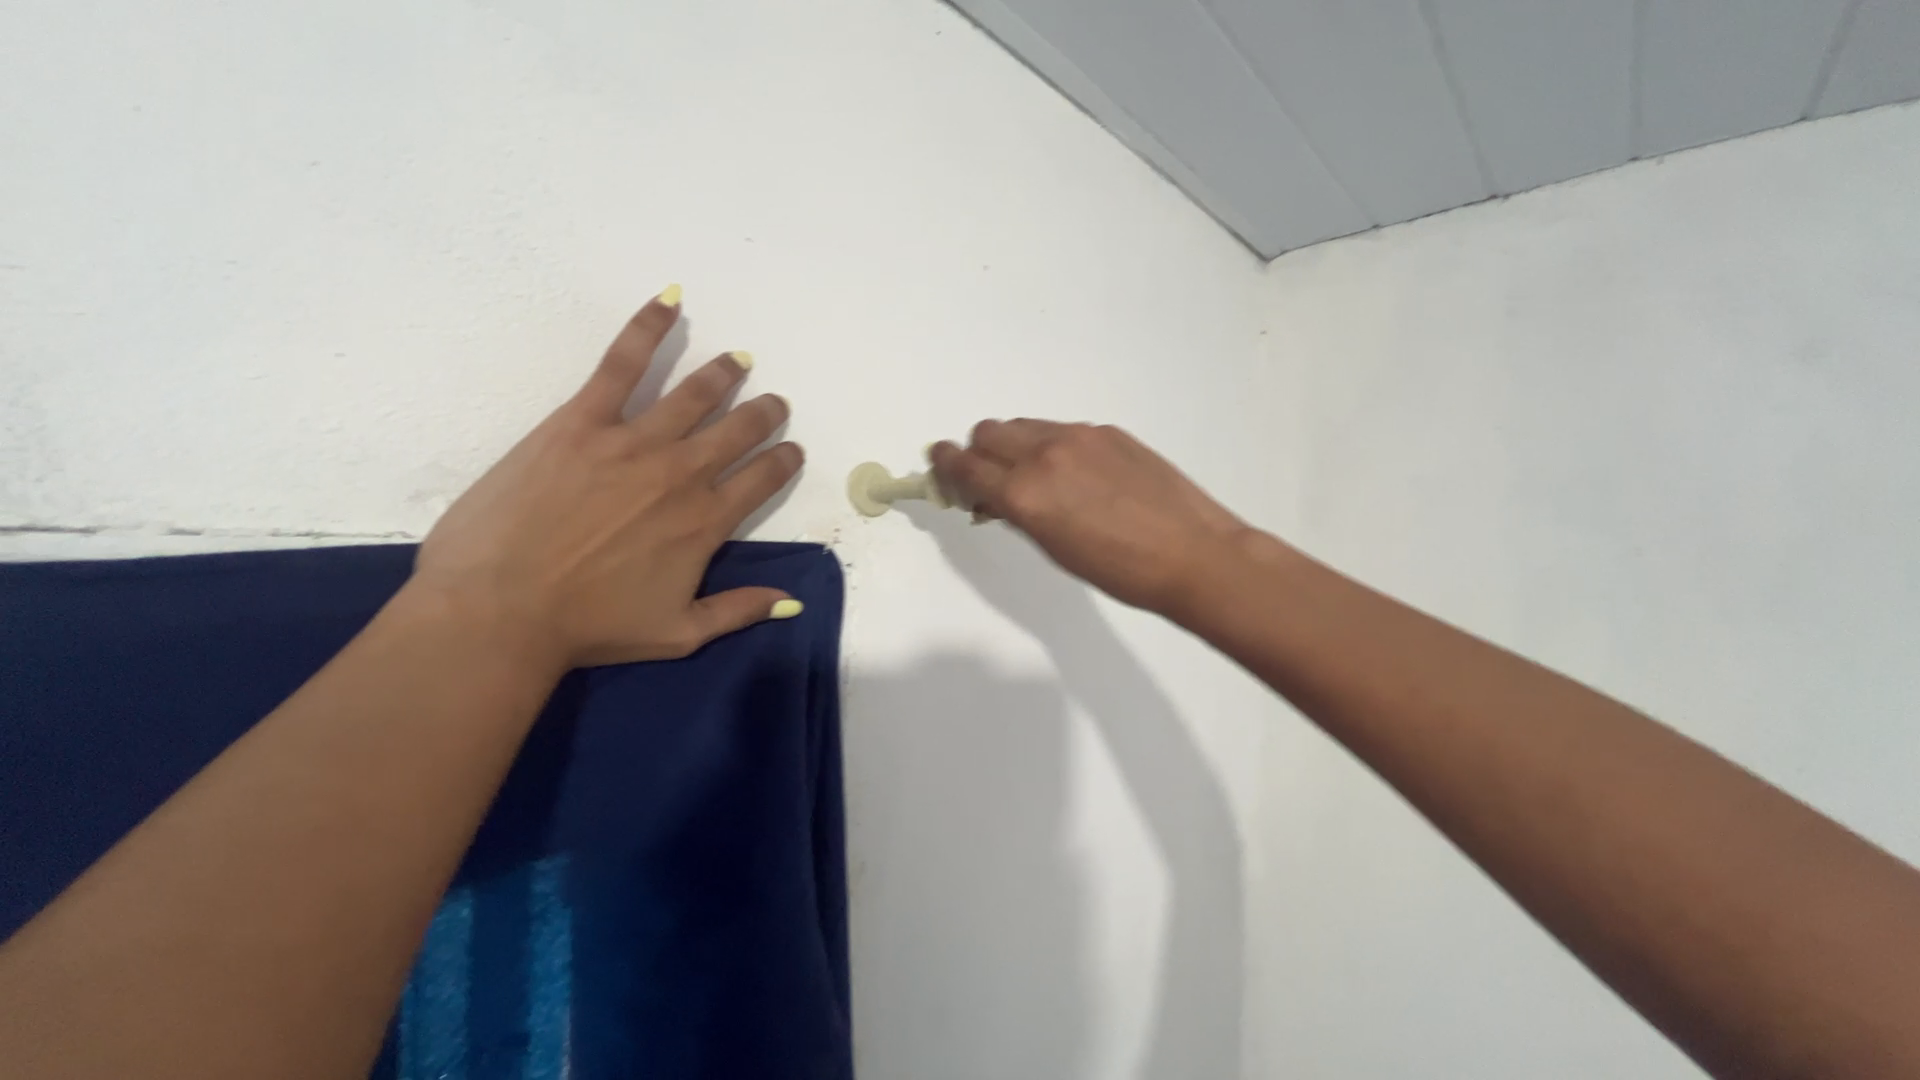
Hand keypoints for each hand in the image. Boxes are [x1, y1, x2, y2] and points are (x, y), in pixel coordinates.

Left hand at [412, 288, 803, 669]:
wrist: (499, 609)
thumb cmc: (589, 627)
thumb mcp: (678, 633)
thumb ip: (739, 610)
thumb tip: (793, 601)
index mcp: (706, 522)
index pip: (763, 478)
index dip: (783, 460)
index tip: (791, 451)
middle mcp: (682, 473)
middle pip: (739, 430)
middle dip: (764, 413)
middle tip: (772, 403)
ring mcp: (633, 441)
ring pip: (695, 393)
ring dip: (724, 374)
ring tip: (739, 360)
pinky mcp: (582, 420)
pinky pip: (623, 363)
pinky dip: (649, 328)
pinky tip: (670, 301)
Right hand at [930, 420, 1252, 619]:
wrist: (1192, 554)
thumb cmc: (1117, 571)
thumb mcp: (1053, 549)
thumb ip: (1016, 514)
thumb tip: (993, 498)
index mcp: (1025, 492)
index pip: (965, 465)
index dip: (946, 464)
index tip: (939, 464)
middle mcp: (1044, 453)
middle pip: (987, 432)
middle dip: (978, 452)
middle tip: (990, 479)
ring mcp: (1079, 436)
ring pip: (1024, 425)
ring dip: (1014, 445)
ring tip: (1036, 476)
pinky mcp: (1108, 431)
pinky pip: (1061, 429)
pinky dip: (1052, 446)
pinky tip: (1079, 476)